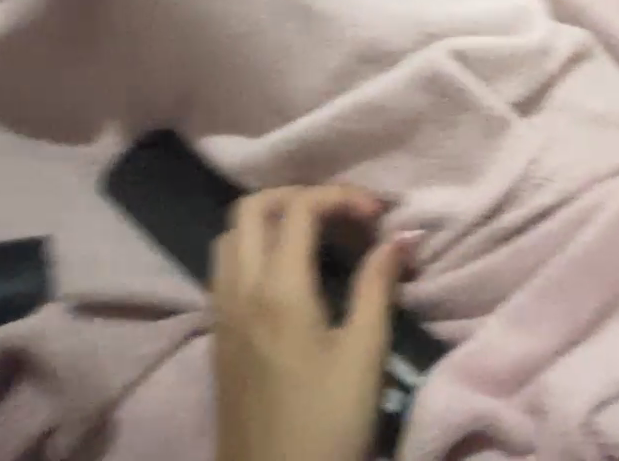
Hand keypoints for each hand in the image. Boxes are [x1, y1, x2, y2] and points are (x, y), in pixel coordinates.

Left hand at [212, 185, 410, 460]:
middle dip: (298, 194)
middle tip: (340, 213)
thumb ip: (379, 285)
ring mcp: (220, 314)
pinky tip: (290, 275)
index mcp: (277, 290)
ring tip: (317, 237)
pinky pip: (225, 268)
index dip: (342, 196)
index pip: (300, 208)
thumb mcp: (364, 353)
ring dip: (271, 220)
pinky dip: (254, 248)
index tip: (378, 215)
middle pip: (250, 208)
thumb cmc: (327, 423)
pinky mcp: (216, 337)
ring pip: (230, 236)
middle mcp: (239, 291)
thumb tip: (402, 236)